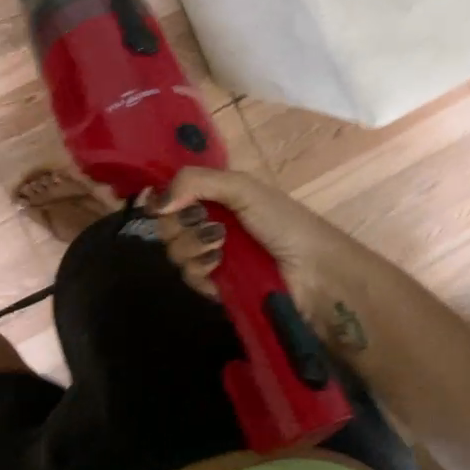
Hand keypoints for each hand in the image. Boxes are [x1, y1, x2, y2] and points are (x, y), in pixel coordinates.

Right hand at [148, 168, 388, 352]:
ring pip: (175, 251)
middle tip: (206, 224)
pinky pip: (189, 278)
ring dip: (193, 249)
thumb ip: (196, 182)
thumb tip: (155, 202)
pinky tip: (220, 273)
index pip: (172, 191)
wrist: (314, 275)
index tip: (155, 202)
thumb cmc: (282, 222)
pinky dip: (201, 274)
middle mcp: (209, 221)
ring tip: (220, 249)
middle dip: (180, 224)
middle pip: (167, 222)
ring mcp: (211, 255)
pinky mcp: (216, 287)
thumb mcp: (242, 188)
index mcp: (216, 193)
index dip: (160, 197)